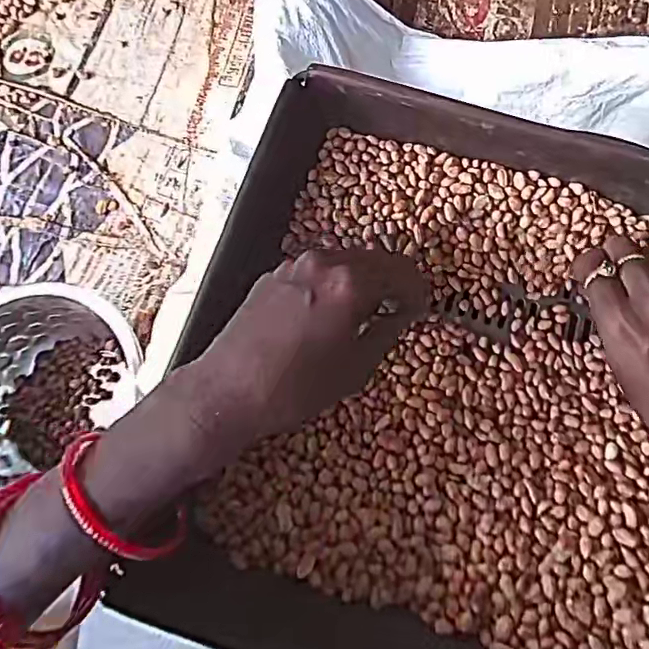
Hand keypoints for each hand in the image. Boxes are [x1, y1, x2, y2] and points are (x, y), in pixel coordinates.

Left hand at [186, 248, 428, 452]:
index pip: (401, 273)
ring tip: (367, 310)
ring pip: (344, 260)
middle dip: (392, 280)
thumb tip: (401, 315)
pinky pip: (316, 269)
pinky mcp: (274, 275)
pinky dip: (333, 282)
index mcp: (349, 283)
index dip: (417, 291)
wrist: (227, 390)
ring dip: (363, 278)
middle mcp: (323, 263)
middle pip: (375, 258)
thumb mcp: (355, 368)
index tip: (421, 307)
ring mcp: (295, 265)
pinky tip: (330, 310)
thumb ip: (386, 332)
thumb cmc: (294, 387)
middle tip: (400, 306)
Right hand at [570, 235, 648, 433]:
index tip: (588, 265)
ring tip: (641, 274)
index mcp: (621, 323)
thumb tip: (605, 294)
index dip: (588, 265)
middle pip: (625, 250)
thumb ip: (611, 320)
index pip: (595, 271)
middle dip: (614, 251)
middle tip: (611, 257)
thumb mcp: (617, 360)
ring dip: (644, 262)